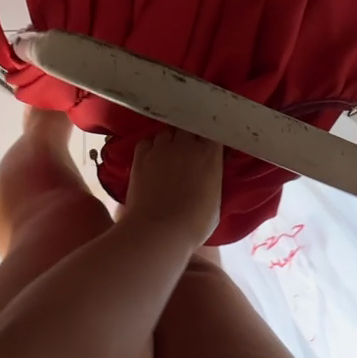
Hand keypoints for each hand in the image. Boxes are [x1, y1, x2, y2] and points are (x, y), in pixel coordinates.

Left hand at [120, 129, 222, 245]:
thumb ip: (212, 180)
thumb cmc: (194, 224)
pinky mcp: (141, 154)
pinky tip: (150, 160)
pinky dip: (149, 148)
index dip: (208, 138)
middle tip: (187, 150)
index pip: (212, 132)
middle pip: (187, 126)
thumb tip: (208, 175)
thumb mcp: (215, 203)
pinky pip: (147, 142)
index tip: (208, 146)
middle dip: (188, 136)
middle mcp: (186, 144)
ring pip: (166, 132)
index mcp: (209, 155)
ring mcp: (161, 147)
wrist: (158, 231)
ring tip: (167, 155)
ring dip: (168, 141)